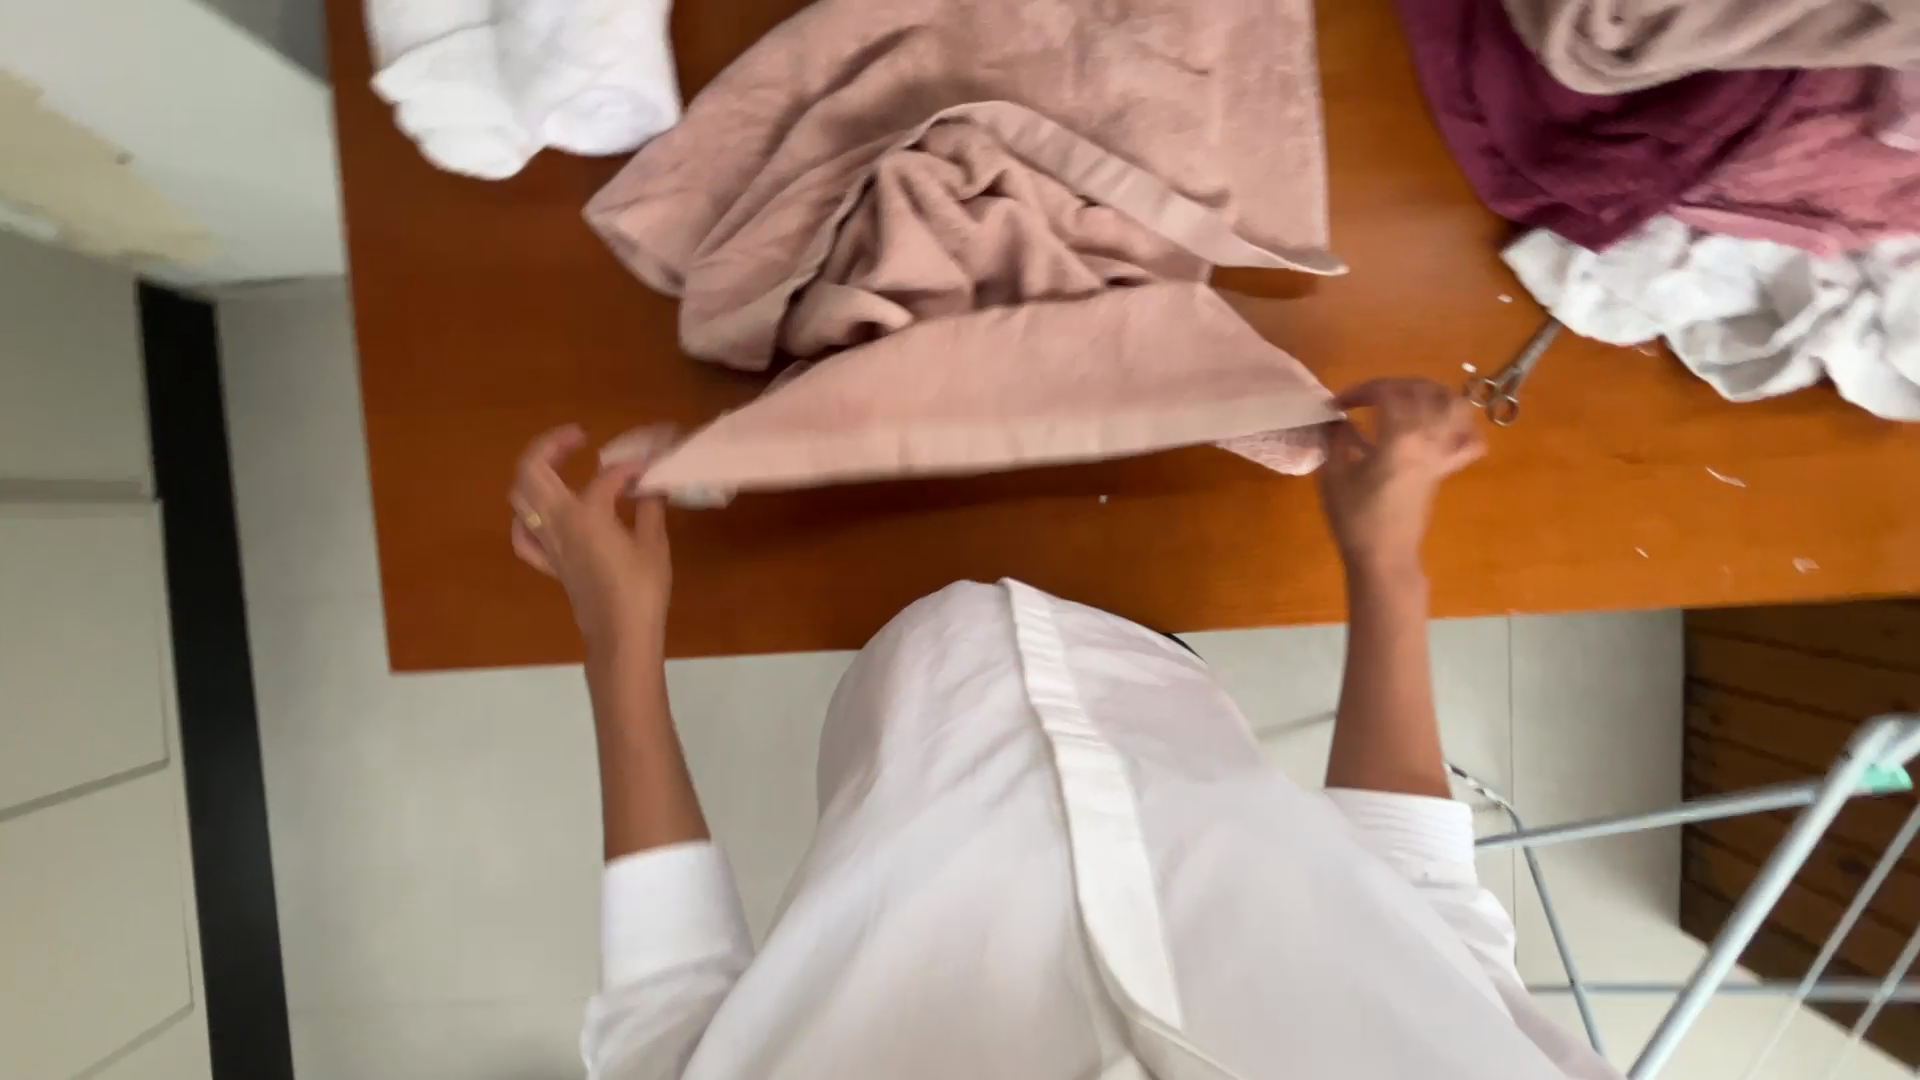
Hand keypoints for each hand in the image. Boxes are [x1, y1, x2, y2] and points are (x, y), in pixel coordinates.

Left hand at [510, 424, 677, 655]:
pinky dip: (528, 519)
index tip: (650, 466)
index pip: (606, 477)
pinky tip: (542, 515)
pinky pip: (523, 536)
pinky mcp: (549, 564)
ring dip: (534, 474)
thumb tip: (651, 487)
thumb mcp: (654, 544)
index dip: (630, 467)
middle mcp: (558, 523)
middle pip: (533, 471)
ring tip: (558, 467)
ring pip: (520, 497)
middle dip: (552, 445)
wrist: (621, 634)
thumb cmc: (642, 589)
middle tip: (578, 437)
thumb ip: (649, 509)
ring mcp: (548, 544)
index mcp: (587, 514)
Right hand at [1318, 378, 1484, 576]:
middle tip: (1368, 395)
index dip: (1361, 390)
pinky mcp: (1447, 467)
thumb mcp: (1333, 474)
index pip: (1387, 393)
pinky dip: (1459, 425)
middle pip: (1424, 390)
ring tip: (1405, 398)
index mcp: (1399, 437)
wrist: (1384, 554)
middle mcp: (1429, 438)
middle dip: (1394, 385)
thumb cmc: (1353, 516)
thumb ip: (1335, 438)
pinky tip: (1438, 426)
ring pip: (1454, 405)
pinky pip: (1468, 439)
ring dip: (1429, 393)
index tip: (1338, 402)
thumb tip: (1336, 419)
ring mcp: (1443, 452)